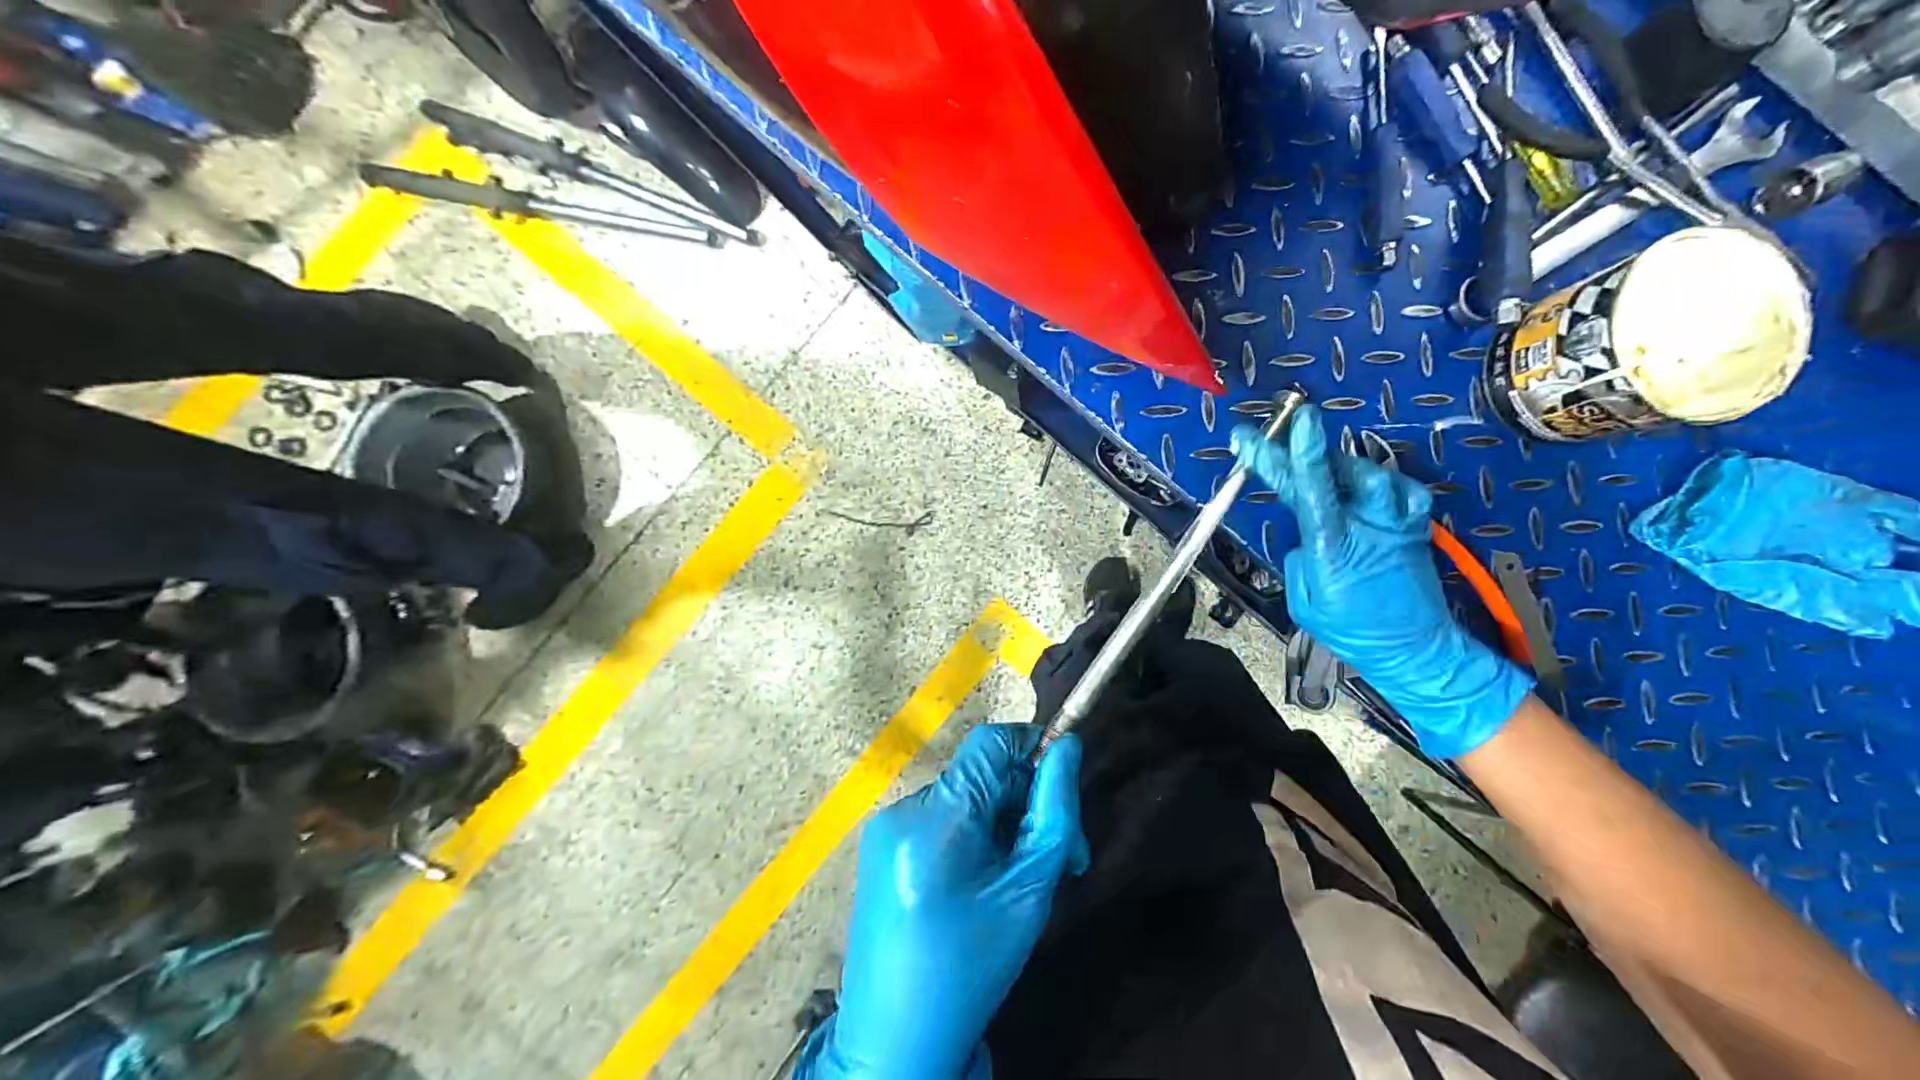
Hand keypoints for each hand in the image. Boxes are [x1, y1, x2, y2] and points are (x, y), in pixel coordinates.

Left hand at [797, 723, 1086, 1079]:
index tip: (1065, 785)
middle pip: (980, 775)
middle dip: (1027, 804)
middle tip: (1066, 857)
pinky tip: (986, 885)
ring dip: (1002, 826)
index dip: (1033, 747)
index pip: (990, 742)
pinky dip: (971, 839)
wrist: (894, 1041)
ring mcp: (886, 827)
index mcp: (937, 817)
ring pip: (963, 800)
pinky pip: (940, 822)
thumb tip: (1068, 746)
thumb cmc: (971, 968)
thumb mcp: (1027, 892)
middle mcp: (904, 808)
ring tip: (1025, 881)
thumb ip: (1053, 812)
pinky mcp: (880, 847)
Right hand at [1233, 406, 1530, 757]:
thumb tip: (1305, 538)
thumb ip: (1299, 561)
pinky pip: (1401, 488)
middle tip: (1280, 428)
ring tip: (1320, 463)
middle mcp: (1366, 526)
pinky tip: (1367, 484)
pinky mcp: (1414, 525)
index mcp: (1332, 547)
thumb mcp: (1304, 601)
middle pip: (1334, 471)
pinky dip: (1382, 479)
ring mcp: (1396, 522)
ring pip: (1371, 472)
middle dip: (1301, 446)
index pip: (1307, 489)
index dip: (1282, 457)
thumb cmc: (1353, 631)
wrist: (1416, 649)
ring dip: (1340, 462)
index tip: (1254, 435)